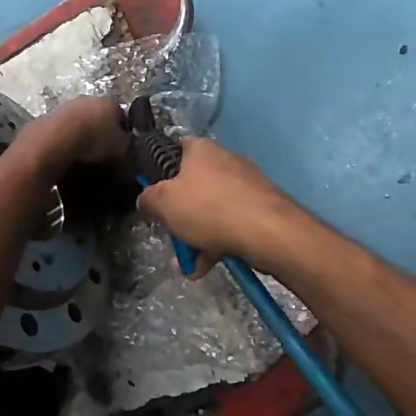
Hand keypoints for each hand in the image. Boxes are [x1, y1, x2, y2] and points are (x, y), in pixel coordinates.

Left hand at [23, 97, 128, 169]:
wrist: (56, 139)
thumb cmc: (94, 141)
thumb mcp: (120, 148)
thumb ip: (126, 144)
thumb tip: (126, 143)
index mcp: (111, 102)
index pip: (121, 113)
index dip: (122, 129)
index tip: (119, 144)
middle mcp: (90, 98)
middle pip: (99, 114)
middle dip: (100, 128)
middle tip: (101, 148)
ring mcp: (69, 104)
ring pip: (80, 119)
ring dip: (82, 131)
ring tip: (82, 151)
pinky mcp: (51, 114)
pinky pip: (64, 126)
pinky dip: (67, 136)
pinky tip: (67, 150)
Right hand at [137, 138, 307, 274]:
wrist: (269, 231)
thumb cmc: (209, 208)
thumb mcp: (164, 203)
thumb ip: (148, 199)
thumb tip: (146, 199)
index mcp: (201, 149)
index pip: (174, 151)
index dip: (160, 173)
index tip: (155, 198)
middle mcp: (225, 159)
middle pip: (193, 186)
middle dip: (180, 218)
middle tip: (172, 238)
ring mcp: (246, 183)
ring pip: (212, 209)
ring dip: (197, 237)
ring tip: (190, 265)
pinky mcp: (261, 206)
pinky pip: (231, 222)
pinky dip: (218, 242)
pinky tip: (207, 266)